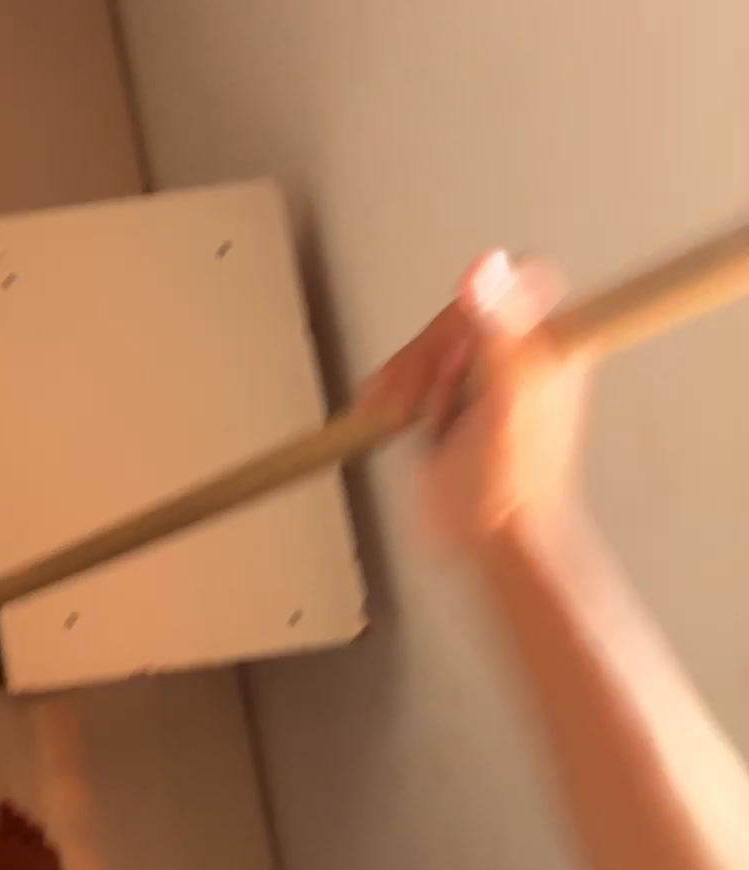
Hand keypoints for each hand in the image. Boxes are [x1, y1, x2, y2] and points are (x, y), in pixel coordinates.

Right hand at [359, 251, 586, 551]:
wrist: (483, 534)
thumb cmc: (506, 483)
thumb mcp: (507, 399)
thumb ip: (500, 330)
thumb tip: (485, 266)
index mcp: (549, 344)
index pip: (494, 290)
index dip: (459, 320)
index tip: (457, 360)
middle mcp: (518, 355)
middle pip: (448, 321)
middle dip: (422, 363)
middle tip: (429, 401)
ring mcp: (479, 379)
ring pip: (421, 350)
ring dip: (403, 385)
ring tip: (413, 416)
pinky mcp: (445, 401)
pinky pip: (402, 376)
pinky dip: (387, 397)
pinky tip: (398, 419)